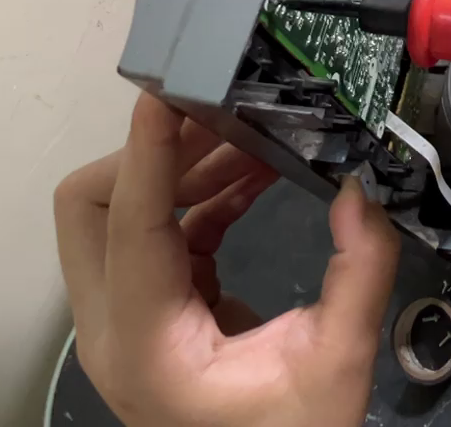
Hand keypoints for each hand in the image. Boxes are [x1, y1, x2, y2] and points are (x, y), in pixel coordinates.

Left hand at [54, 94, 399, 426]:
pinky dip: (204, 191)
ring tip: (258, 136)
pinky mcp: (155, 306)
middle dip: (153, 151)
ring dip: (185, 164)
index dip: (147, 151)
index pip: (129, 225)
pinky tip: (259, 173)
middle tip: (227, 118)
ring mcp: (127, 315)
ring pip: (121, 209)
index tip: (168, 90)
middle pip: (90, 206)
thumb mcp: (338, 361)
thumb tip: (359, 188)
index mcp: (146, 343)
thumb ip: (360, 270)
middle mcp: (114, 325)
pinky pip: (162, 227)